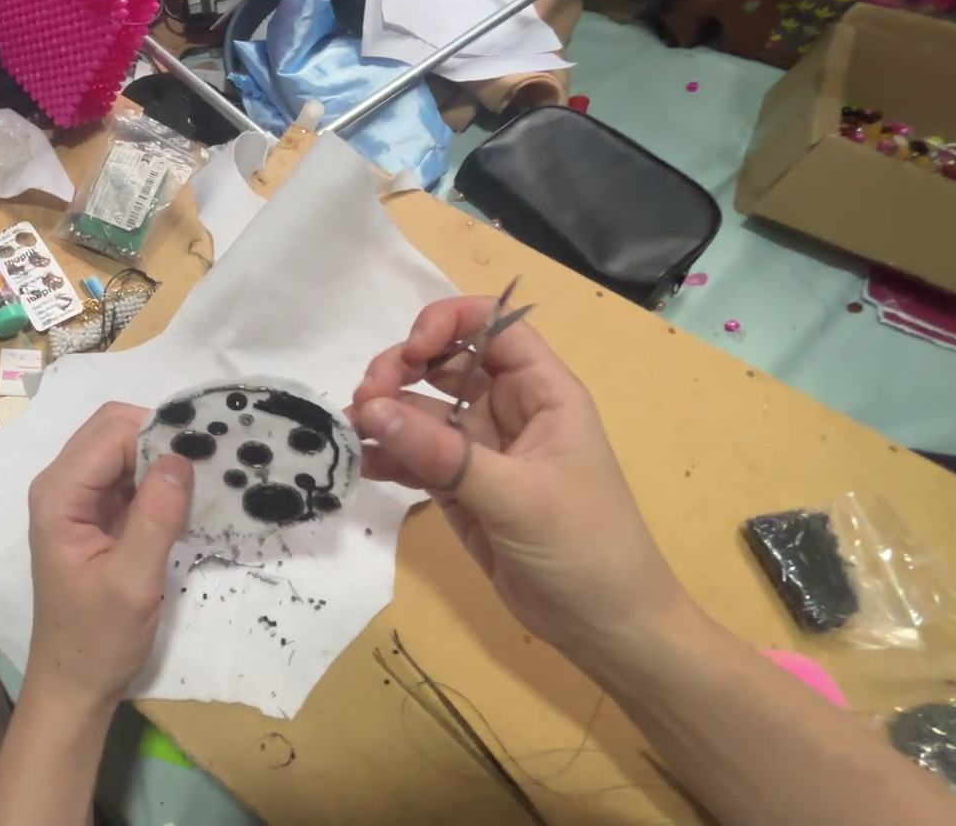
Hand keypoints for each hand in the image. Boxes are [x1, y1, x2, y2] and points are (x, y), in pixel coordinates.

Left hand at [25, 403, 192, 710]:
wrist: (74, 681)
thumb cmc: (96, 639)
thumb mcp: (132, 584)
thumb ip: (155, 518)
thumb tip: (181, 458)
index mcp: (59, 494)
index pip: (110, 432)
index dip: (157, 433)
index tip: (204, 454)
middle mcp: (61, 483)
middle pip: (112, 429)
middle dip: (160, 436)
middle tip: (206, 463)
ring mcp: (77, 495)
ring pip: (122, 446)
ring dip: (161, 454)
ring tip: (204, 475)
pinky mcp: (95, 510)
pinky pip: (127, 472)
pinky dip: (157, 475)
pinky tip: (186, 495)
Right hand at [349, 297, 695, 668]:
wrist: (605, 631)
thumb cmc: (586, 550)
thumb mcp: (515, 496)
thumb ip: (441, 453)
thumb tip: (369, 410)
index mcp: (541, 394)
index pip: (491, 327)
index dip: (446, 324)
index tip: (410, 353)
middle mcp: (504, 409)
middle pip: (439, 361)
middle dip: (398, 371)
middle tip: (364, 403)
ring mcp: (475, 447)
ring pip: (416, 407)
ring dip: (380, 413)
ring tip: (350, 434)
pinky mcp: (453, 483)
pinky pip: (408, 453)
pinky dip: (382, 454)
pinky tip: (362, 466)